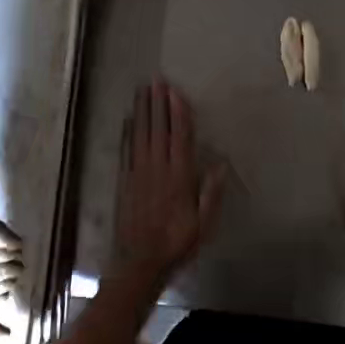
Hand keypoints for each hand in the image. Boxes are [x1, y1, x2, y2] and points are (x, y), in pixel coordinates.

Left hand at [113, 80, 224, 289]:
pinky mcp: (124, 182)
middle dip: (157, 104)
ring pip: (140, 135)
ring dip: (142, 111)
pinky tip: (129, 120)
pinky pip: (126, 151)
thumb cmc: (178, 244)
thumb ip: (210, 193)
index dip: (178, 113)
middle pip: (158, 130)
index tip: (175, 92)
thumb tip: (219, 164)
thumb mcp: (203, 224)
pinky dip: (127, 133)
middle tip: (155, 81)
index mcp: (179, 178)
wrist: (140, 262)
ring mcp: (138, 174)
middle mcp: (157, 170)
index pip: (179, 137)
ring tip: (142, 91)